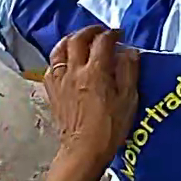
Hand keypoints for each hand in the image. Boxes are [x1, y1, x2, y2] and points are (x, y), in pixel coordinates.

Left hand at [43, 27, 138, 173]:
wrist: (84, 149)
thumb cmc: (111, 126)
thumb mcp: (129, 99)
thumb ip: (129, 71)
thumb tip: (129, 51)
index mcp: (96, 72)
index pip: (103, 42)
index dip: (112, 34)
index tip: (120, 34)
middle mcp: (74, 71)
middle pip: (77, 40)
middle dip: (90, 31)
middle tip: (102, 32)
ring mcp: (59, 80)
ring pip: (59, 49)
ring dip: (71, 39)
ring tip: (82, 40)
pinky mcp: (51, 90)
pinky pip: (52, 65)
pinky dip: (61, 57)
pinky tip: (68, 61)